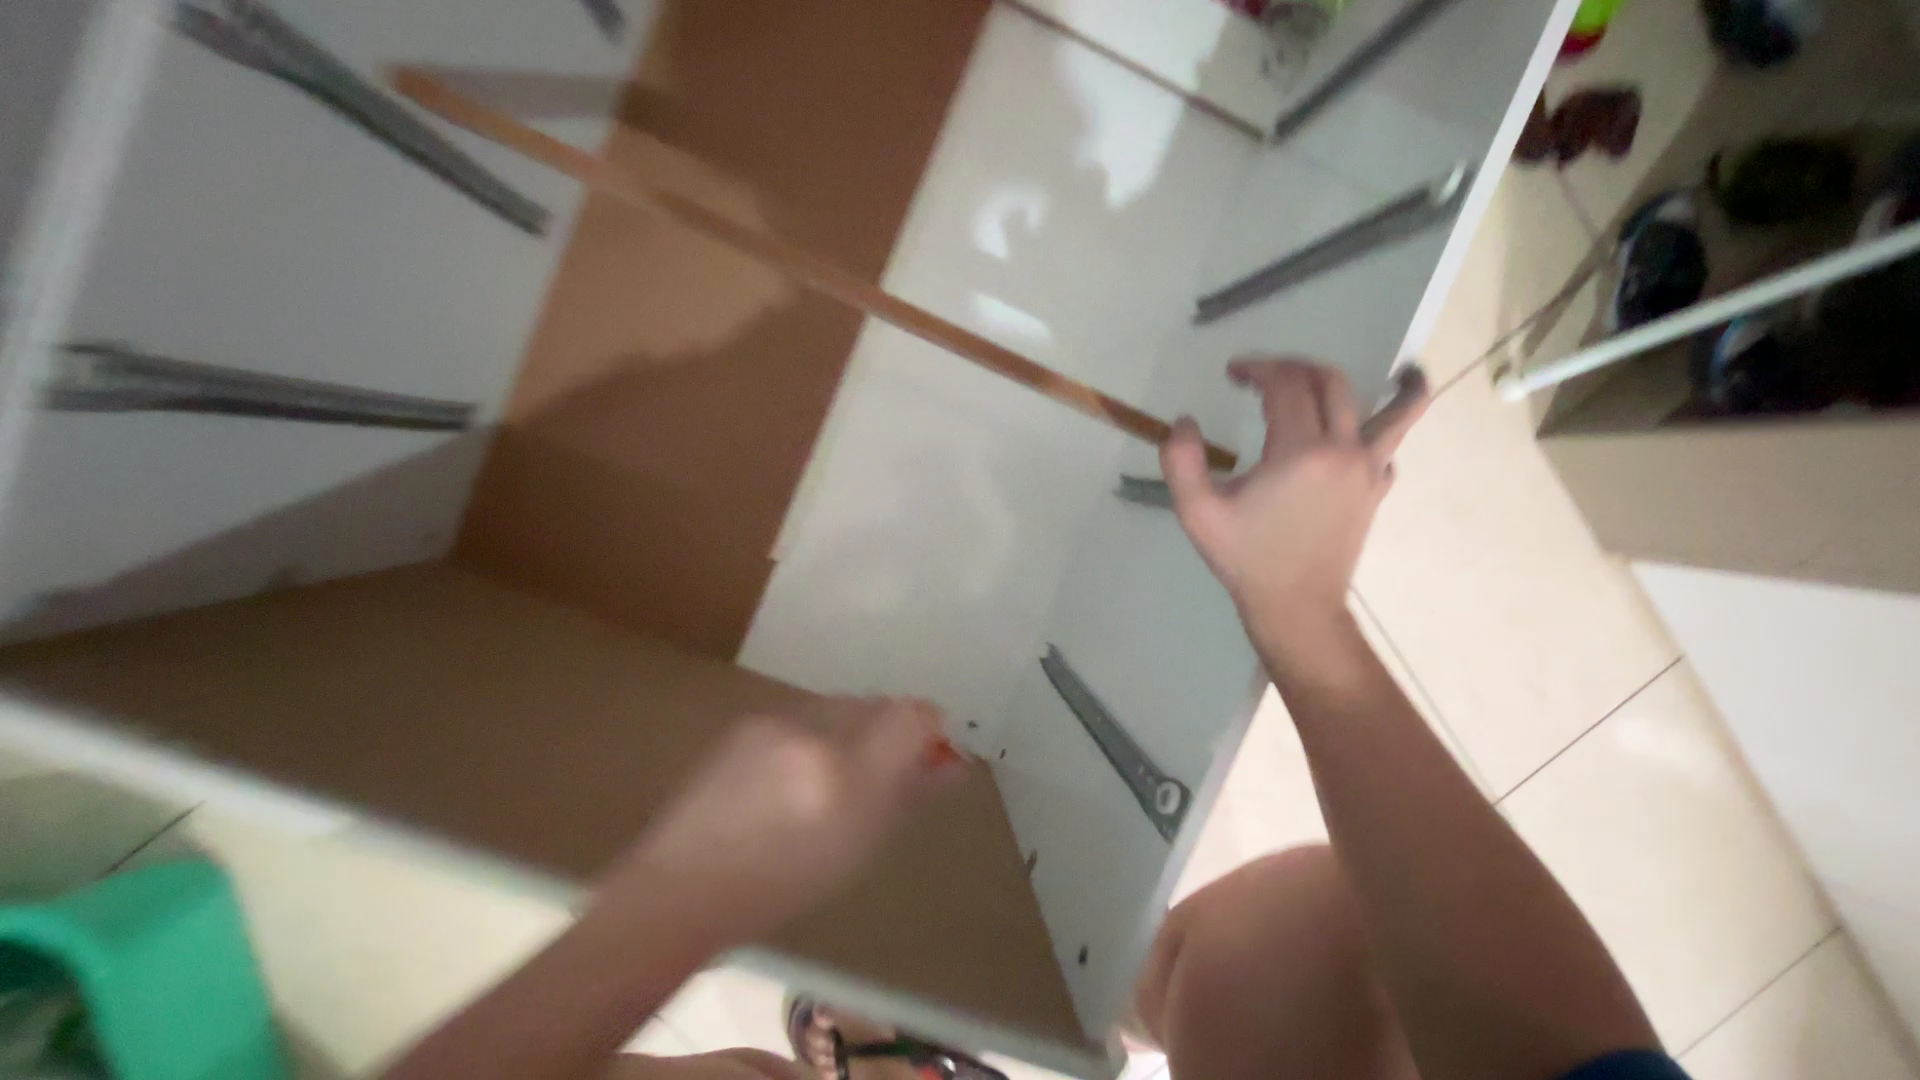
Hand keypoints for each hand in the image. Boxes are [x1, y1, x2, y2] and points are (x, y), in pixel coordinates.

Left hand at [608, 698, 961, 938]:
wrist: (684, 885)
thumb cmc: (783, 885)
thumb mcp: (859, 850)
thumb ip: (907, 795)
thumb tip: (948, 764)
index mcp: (847, 776)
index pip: (914, 715)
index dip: (930, 729)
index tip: (928, 755)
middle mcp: (814, 733)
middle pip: (878, 704)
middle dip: (890, 730)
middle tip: (882, 772)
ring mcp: (776, 722)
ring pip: (839, 706)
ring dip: (851, 730)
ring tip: (830, 777)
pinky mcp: (749, 720)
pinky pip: (803, 714)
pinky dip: (815, 733)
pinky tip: (792, 772)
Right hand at [1162, 358, 1428, 627]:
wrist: (1296, 605)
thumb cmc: (1247, 558)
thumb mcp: (1197, 512)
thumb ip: (1181, 461)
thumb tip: (1184, 423)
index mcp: (1300, 450)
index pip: (1285, 384)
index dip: (1258, 368)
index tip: (1233, 373)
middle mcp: (1344, 450)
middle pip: (1333, 383)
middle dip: (1297, 367)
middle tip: (1268, 374)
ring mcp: (1368, 470)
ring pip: (1396, 411)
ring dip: (1397, 386)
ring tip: (1406, 371)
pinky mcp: (1376, 490)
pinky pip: (1391, 447)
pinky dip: (1385, 431)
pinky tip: (1367, 433)